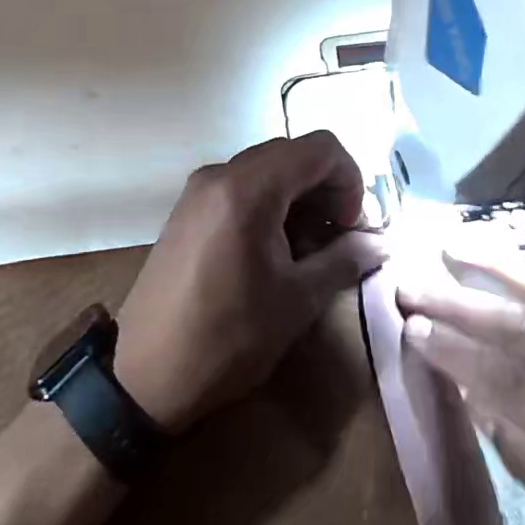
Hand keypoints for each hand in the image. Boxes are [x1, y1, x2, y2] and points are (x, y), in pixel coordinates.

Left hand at [113, 131, 385, 433]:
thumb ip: (345, 260)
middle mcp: (221, 174)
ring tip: (308, 250)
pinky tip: (274, 250)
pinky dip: (270, 205)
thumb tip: (380, 243)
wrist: (144, 376)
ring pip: (267, 170)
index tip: (352, 226)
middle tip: (339, 238)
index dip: (350, 180)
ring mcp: (198, 190)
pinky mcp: (187, 210)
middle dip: (326, 189)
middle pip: (293, 154)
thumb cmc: (228, 336)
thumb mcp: (297, 300)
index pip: (320, 148)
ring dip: (299, 198)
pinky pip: (240, 187)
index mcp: (249, 187)